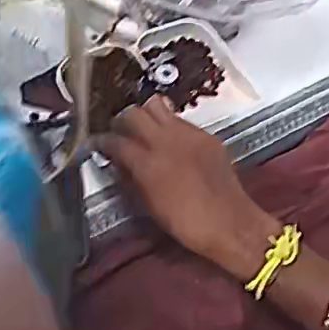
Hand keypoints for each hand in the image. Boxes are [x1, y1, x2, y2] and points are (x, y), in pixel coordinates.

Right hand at [102, 97, 280, 279]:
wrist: (230, 224)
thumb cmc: (186, 224)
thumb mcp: (150, 205)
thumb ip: (133, 178)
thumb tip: (121, 163)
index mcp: (148, 164)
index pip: (115, 141)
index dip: (102, 141)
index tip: (98, 144)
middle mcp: (166, 141)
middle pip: (133, 113)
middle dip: (122, 121)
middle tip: (121, 133)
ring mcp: (188, 134)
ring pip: (157, 106)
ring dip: (146, 115)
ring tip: (145, 130)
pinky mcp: (206, 135)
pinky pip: (180, 120)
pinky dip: (169, 125)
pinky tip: (171, 142)